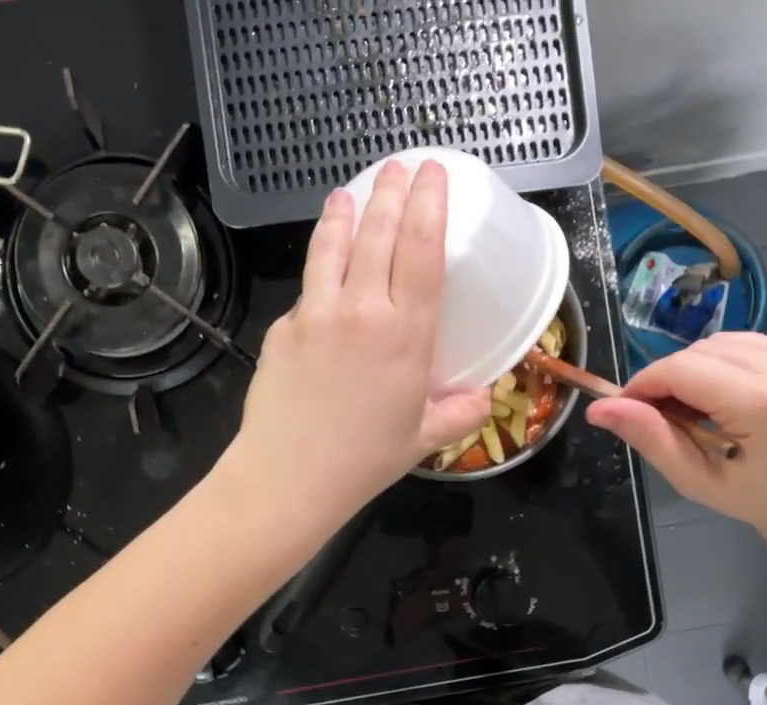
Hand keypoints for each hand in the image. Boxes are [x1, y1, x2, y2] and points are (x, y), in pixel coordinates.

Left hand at [222, 161, 490, 526]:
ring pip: (332, 245)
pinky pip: (307, 289)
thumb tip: (483, 397)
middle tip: (397, 165)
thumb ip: (460, 412)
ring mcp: (316, 314)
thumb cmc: (365, 461)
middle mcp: (362, 310)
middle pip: (378, 232)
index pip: (423, 250)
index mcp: (406, 334)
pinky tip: (322, 270)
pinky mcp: (283, 327)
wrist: (290, 477)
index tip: (432, 174)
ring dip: (344, 212)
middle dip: (390, 191)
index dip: (429, 203)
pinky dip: (318, 269)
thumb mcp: (424, 439)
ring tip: (348, 192)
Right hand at [585, 334, 766, 552]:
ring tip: (693, 409)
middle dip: (668, 379)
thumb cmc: (755, 498)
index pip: (684, 370)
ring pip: (718, 342)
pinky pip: (742, 343)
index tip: (625, 409)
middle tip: (661, 418)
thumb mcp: (695, 479)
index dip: (645, 384)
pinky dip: (720, 365)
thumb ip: (650, 438)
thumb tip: (598, 408)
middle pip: (699, 352)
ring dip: (693, 370)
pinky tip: (722, 396)